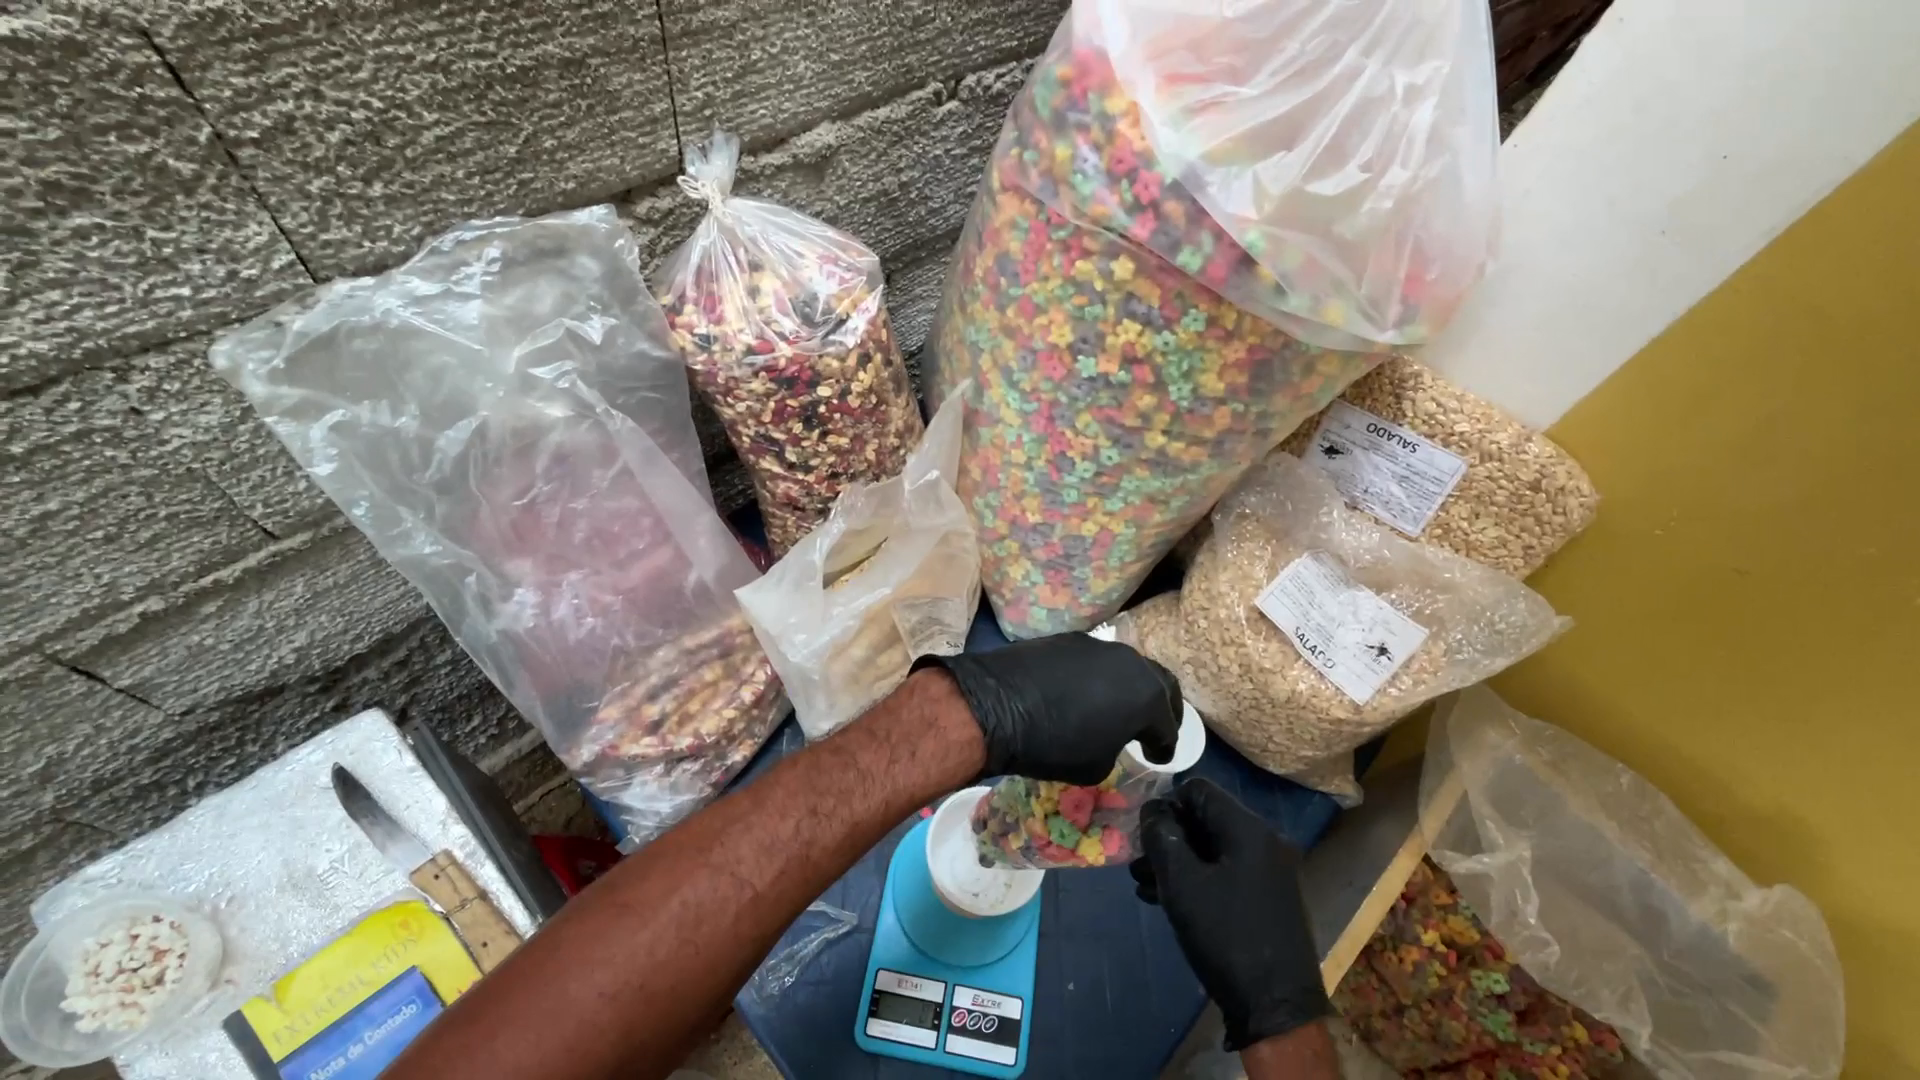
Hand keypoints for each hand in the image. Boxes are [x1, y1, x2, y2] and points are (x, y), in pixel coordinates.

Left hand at [913, 633, 1180, 783]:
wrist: (996, 706)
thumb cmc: (1053, 745)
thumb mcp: (1096, 766)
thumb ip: (1117, 746)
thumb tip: (1111, 735)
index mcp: (1147, 697)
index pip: (1166, 726)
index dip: (1164, 745)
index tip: (1158, 756)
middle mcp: (1130, 663)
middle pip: (1159, 684)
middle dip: (1162, 707)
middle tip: (1153, 727)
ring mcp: (1098, 646)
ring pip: (1127, 667)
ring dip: (1128, 688)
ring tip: (1119, 708)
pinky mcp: (1068, 639)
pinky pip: (1095, 661)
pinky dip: (1099, 678)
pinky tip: (1085, 693)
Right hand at [1131, 779, 1327, 1050]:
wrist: (1276, 1005)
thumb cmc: (1226, 936)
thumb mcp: (1182, 884)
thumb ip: (1162, 838)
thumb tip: (1152, 811)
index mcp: (1248, 829)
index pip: (1198, 789)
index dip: (1165, 804)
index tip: (1144, 833)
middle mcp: (1264, 841)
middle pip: (1205, 819)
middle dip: (1168, 836)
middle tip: (1139, 862)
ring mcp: (1268, 871)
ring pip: (1212, 849)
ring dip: (1177, 861)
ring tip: (1144, 884)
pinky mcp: (1266, 898)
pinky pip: (1224, 872)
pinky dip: (1196, 879)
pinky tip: (1167, 901)